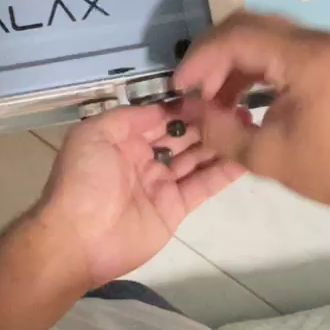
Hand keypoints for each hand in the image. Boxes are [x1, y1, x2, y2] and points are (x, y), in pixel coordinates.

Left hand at [26, 103, 243, 288]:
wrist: (80, 239)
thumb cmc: (83, 181)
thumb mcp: (93, 135)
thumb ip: (128, 116)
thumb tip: (165, 107)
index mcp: (121, 139)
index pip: (159, 116)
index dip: (184, 105)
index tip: (214, 90)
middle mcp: (143, 158)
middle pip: (181, 135)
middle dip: (206, 120)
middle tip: (240, 104)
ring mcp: (160, 183)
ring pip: (196, 157)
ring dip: (220, 141)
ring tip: (249, 123)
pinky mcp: (175, 208)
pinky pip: (204, 185)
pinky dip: (225, 171)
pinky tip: (246, 153)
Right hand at [173, 12, 329, 230]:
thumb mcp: (267, 156)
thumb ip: (219, 130)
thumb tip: (189, 112)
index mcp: (304, 57)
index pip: (235, 37)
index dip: (199, 59)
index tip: (179, 89)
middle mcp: (316, 41)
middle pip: (248, 25)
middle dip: (211, 54)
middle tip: (192, 88)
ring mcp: (327, 49)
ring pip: (263, 35)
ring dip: (231, 61)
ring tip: (213, 99)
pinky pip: (281, 49)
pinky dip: (253, 67)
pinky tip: (241, 98)